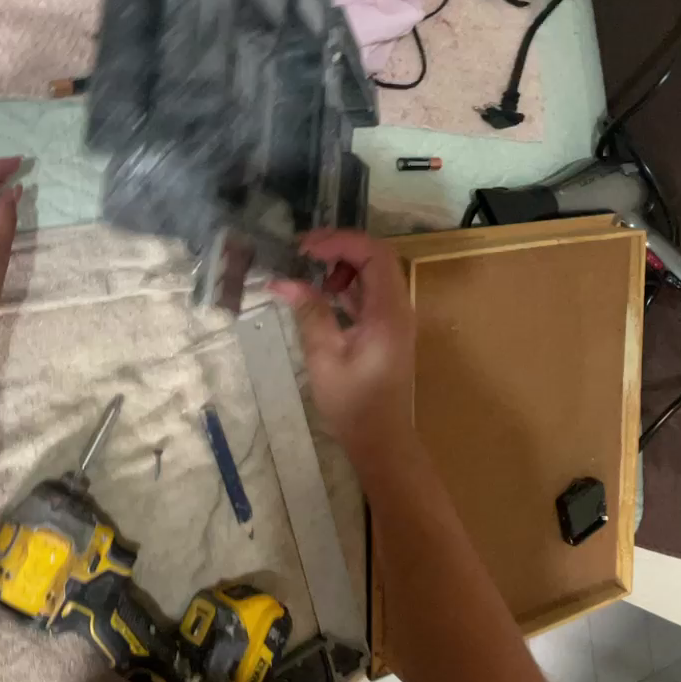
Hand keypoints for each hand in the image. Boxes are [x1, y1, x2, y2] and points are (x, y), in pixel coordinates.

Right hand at [269, 230, 415, 452]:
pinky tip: (320, 290)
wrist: (381, 439)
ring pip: (373, 271)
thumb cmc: (353, 403)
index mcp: (388, 311)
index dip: (340, 242)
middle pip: (376, 256)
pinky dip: (345, 282)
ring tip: (308, 268)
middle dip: (339, 246)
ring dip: (342, 262)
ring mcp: (393, 316)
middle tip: (303, 251)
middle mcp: (397, 307)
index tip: (305, 248)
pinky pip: (369, 291)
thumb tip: (283, 280)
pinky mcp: (385, 326)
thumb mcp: (325, 356)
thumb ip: (310, 312)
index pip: (374, 254)